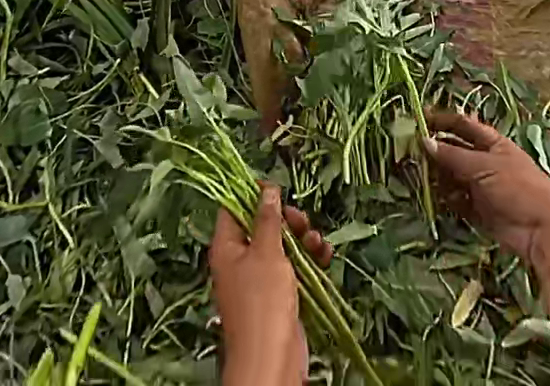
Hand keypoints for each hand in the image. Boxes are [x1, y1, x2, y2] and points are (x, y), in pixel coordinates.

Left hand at [209, 183, 332, 385]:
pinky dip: (308, 262)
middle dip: (284, 220)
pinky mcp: (277, 297)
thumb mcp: (266, 253)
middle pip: (260, 226)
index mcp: (226, 244)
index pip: (233, 206)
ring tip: (317, 241)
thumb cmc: (263, 302)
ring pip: (280, 247)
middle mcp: (238, 259)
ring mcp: (258, 279)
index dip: (252, 194)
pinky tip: (324, 256)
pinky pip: (292, 270)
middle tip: (301, 220)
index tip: (275, 188)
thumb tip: (266, 188)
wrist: (272, 362)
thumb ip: (267, 219)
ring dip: (301, 240)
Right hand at [420, 110, 549, 266]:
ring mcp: (483, 186)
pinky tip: (435, 196)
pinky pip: (456, 199)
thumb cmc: (520, 189)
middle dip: (434, 149)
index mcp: (494, 145)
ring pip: (452, 175)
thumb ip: (452, 155)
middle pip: (454, 150)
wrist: (546, 234)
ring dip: (437, 175)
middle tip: (410, 149)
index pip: (463, 125)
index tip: (418, 119)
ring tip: (417, 173)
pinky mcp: (480, 209)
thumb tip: (424, 140)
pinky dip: (445, 197)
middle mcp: (487, 163)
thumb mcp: (484, 166)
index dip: (442, 120)